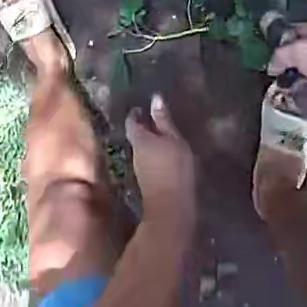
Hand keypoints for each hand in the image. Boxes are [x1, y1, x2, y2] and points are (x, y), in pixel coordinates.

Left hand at [128, 94, 196, 224]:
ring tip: (164, 134)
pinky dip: (154, 153)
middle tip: (157, 118)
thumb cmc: (174, 168)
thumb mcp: (174, 139)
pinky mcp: (145, 180)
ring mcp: (138, 168)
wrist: (170, 208)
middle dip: (144, 127)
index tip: (145, 107)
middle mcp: (134, 152)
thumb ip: (164, 120)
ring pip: (141, 148)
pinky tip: (165, 154)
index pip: (132, 121)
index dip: (137, 113)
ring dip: (150, 141)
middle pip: (135, 135)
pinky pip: (147, 159)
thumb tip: (155, 98)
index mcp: (139, 139)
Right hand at [267, 24, 306, 119]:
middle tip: (274, 72)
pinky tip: (298, 100)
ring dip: (299, 80)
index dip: (286, 34)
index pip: (300, 29)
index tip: (272, 44)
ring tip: (282, 90)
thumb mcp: (297, 50)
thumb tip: (271, 66)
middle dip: (292, 60)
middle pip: (306, 52)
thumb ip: (281, 54)